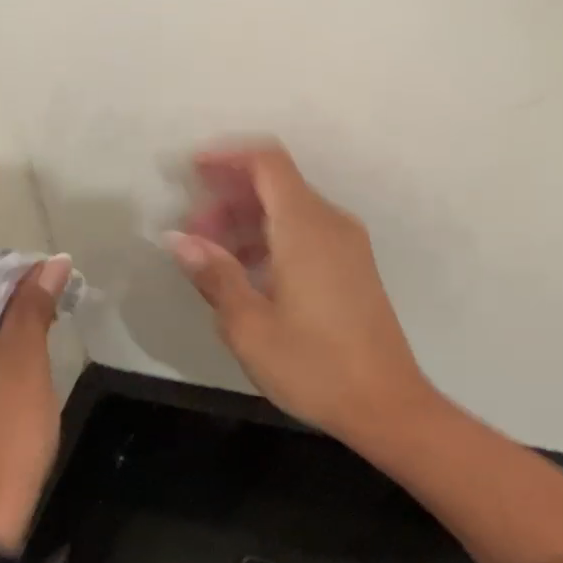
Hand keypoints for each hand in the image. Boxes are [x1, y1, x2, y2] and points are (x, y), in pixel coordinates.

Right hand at [165, 143, 432, 442]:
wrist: (385, 404)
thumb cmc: (312, 367)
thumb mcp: (249, 326)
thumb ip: (214, 275)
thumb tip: (178, 239)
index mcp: (305, 228)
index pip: (266, 162)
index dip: (225, 158)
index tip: (190, 172)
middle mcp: (331, 225)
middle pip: (277, 186)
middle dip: (229, 199)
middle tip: (192, 235)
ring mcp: (349, 248)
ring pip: (292, 213)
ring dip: (249, 225)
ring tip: (213, 262)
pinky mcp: (355, 272)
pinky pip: (307, 238)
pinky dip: (273, 243)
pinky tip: (249, 280)